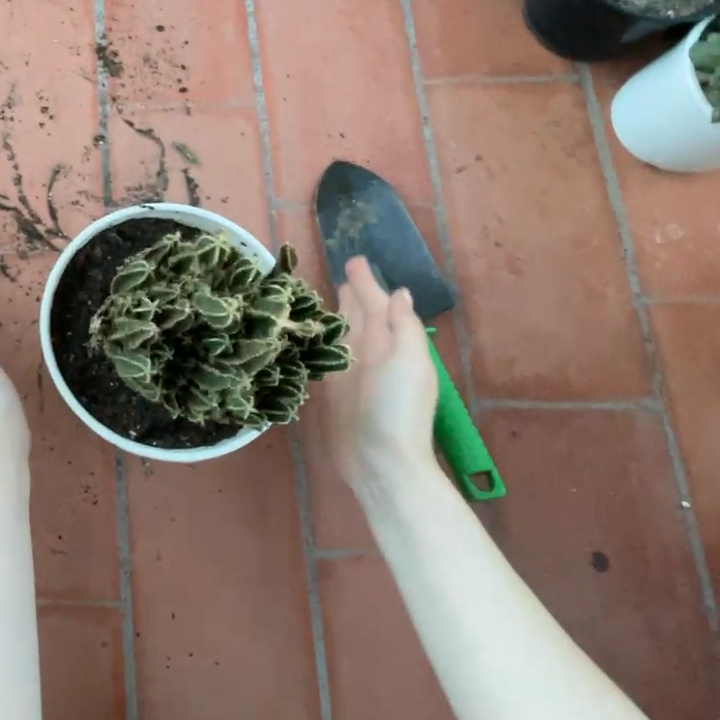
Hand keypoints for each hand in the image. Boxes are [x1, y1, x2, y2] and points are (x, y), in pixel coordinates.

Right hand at [316, 257, 438, 490]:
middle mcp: (372, 354)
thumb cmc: (397, 410)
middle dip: (354, 293)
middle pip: (360, 316)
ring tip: (326, 294)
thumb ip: (404, 327)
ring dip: (337, 312)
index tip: (354, 259)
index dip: (367, 283)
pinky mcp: (330, 389)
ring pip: (342, 333)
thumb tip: (400, 293)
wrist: (379, 461)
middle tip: (340, 269)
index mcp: (393, 345)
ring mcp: (350, 372)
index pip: (378, 305)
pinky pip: (324, 355)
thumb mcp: (409, 363)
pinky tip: (310, 332)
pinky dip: (320, 339)